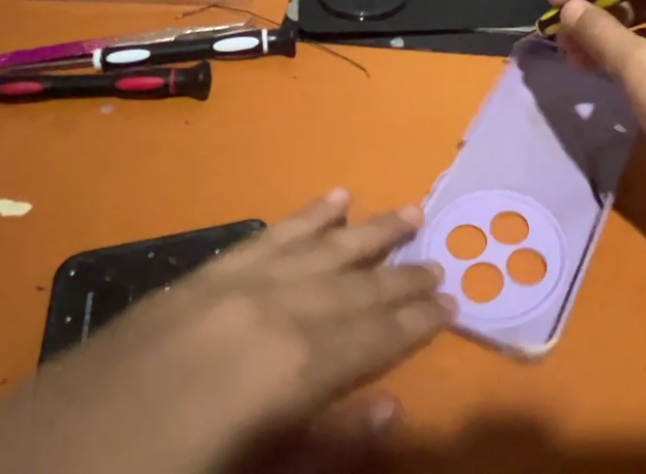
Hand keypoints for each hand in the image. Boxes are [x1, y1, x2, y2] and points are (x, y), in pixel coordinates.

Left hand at [0, 190, 452, 473]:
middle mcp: (269, 309)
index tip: (456, 303)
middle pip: (354, 286)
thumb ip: (320, 447)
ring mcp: (226, 287)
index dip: (416, 322)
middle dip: (402, 275)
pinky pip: (260, 238)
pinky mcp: (189, 281)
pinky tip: (331, 199)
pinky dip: (302, 218)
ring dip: (368, 231)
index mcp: (288, 366)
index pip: (374, 335)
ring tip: (412, 210)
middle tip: (445, 261)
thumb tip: (391, 408)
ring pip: (318, 248)